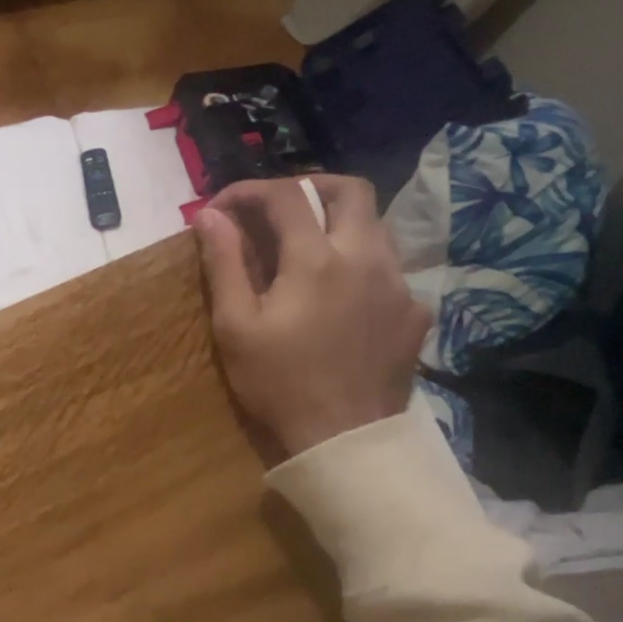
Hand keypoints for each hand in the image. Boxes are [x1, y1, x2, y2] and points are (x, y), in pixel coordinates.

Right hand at [194, 175, 430, 456]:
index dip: (248, 191)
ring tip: (300, 251)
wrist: (344, 436)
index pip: (286, 196)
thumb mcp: (235, 325)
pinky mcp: (414, 309)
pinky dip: (353, 264)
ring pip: (373, 226)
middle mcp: (367, 257)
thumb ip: (224, 264)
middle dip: (307, 186)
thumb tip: (209, 217)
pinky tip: (333, 297)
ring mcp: (399, 282)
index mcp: (317, 259)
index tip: (220, 207)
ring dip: (333, 224)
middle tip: (273, 207)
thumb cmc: (277, 381)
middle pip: (351, 189)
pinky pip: (386, 268)